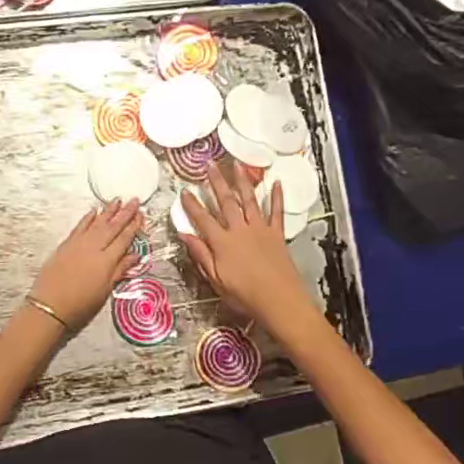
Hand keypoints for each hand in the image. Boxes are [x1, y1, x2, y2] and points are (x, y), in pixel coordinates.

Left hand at [27, 200, 143, 329]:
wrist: (50, 306)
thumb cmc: (80, 305)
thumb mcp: (105, 290)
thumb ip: (119, 270)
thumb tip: (135, 256)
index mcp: (107, 260)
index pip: (124, 238)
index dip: (134, 226)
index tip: (141, 214)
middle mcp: (94, 248)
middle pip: (112, 227)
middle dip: (124, 213)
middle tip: (134, 200)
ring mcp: (78, 244)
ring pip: (97, 223)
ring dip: (108, 211)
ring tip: (117, 200)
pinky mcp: (66, 245)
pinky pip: (80, 226)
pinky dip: (88, 218)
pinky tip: (94, 211)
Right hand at [180, 161, 320, 339]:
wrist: (279, 299)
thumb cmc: (243, 294)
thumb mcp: (215, 279)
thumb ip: (201, 255)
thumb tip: (185, 235)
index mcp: (221, 242)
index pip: (202, 219)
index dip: (192, 205)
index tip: (184, 191)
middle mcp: (239, 230)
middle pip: (226, 202)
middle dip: (216, 182)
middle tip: (209, 165)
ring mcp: (260, 229)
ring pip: (249, 200)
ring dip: (241, 181)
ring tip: (236, 164)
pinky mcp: (277, 234)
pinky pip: (276, 212)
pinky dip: (276, 197)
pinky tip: (275, 183)